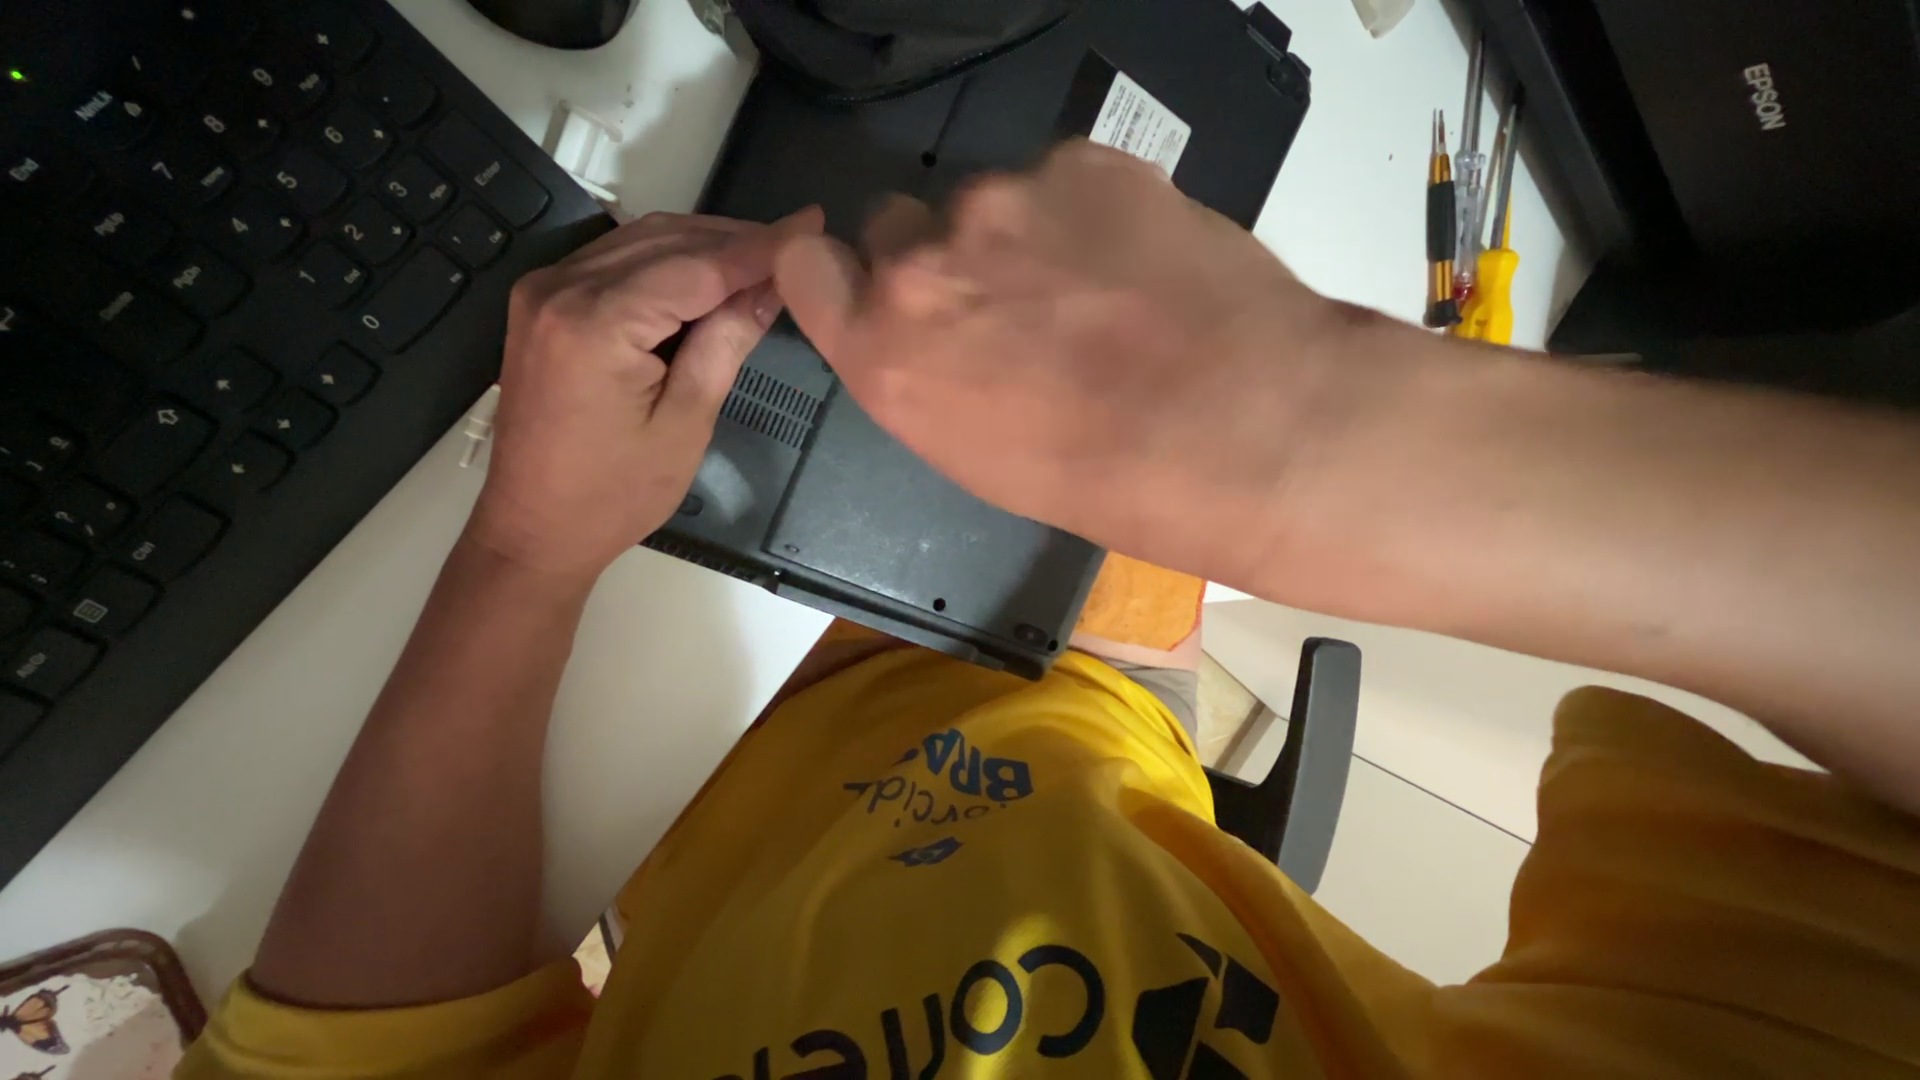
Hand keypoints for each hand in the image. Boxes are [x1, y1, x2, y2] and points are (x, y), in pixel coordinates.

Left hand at [468, 207, 824, 582]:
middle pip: (666, 239)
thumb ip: (726, 343)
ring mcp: (544, 291)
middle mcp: (560, 288)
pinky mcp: (544, 304)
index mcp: (596, 322)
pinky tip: (709, 277)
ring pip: (641, 241)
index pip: (696, 265)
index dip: (760, 246)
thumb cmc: (617, 493)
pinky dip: (668, 262)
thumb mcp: (686, 421)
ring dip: (704, 246)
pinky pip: (617, 262)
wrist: (537, 527)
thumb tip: (770, 287)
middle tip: (797, 246)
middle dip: (735, 240)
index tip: (811, 224)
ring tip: (763, 261)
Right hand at [774, 142, 1361, 586]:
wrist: (1233, 426)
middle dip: (939, 261)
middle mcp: (926, 264)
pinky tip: (1135, 265)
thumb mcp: (978, 455)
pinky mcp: (1084, 164)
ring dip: (1021, 237)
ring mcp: (1005, 201)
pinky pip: (1062, 179)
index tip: (870, 284)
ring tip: (1095, 292)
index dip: (840, 275)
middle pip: (898, 226)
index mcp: (887, 352)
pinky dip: (1086, 214)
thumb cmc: (1101, 478)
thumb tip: (935, 342)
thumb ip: (926, 377)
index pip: (809, 269)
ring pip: (988, 202)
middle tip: (1009, 303)